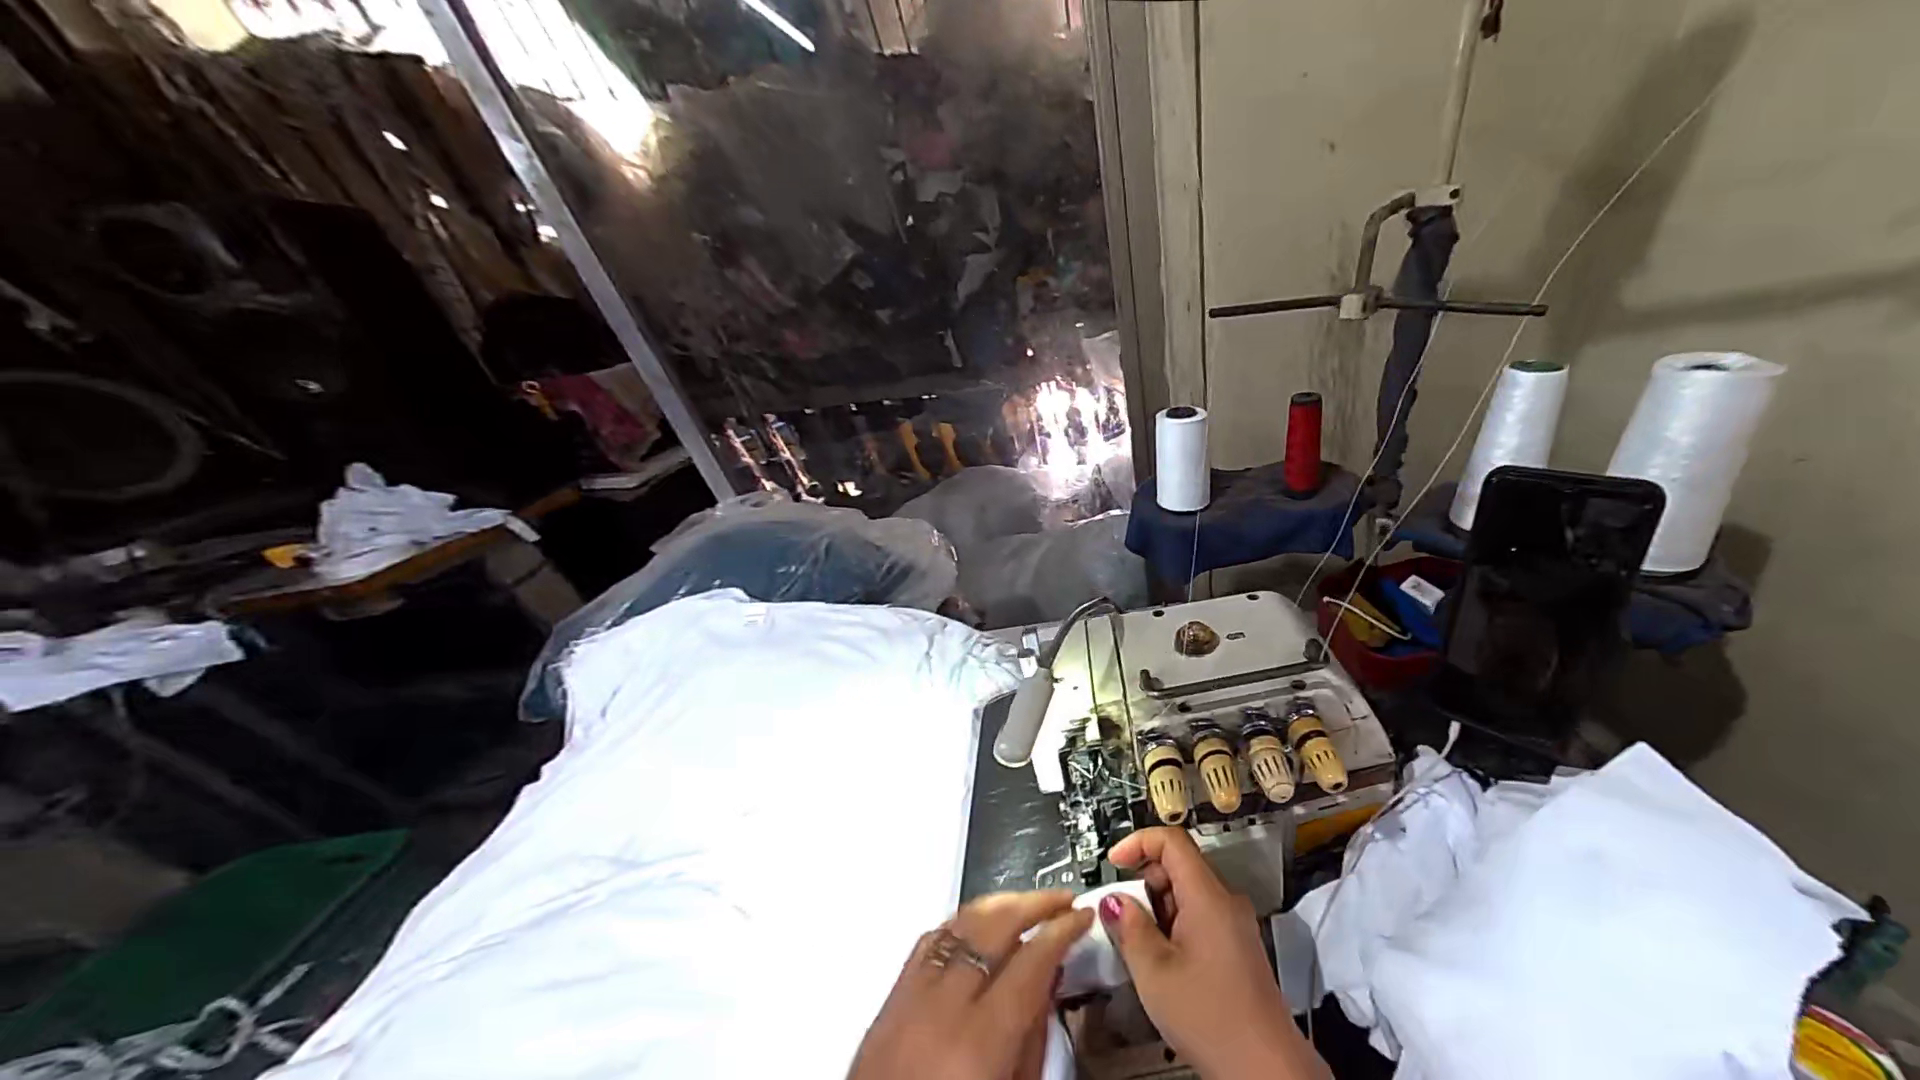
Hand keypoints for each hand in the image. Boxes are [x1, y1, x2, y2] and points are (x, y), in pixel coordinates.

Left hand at [849, 891, 1093, 1079]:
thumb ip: (1031, 1040)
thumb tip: (1047, 982)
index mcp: (980, 1040)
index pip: (1030, 962)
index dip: (1061, 931)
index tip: (1081, 915)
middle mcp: (943, 1004)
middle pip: (993, 926)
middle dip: (1033, 903)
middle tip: (1062, 899)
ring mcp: (912, 993)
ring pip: (960, 922)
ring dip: (999, 905)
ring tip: (1028, 903)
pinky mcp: (892, 994)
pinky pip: (932, 938)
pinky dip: (962, 923)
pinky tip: (981, 924)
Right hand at [1102, 828, 1329, 1079]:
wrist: (1267, 1072)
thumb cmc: (1210, 1018)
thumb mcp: (1154, 971)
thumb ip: (1128, 927)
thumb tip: (1113, 901)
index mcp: (1208, 896)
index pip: (1171, 840)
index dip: (1137, 842)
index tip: (1113, 862)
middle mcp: (1225, 902)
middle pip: (1178, 866)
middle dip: (1143, 882)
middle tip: (1122, 916)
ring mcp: (1234, 925)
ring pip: (1186, 894)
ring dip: (1156, 908)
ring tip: (1141, 947)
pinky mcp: (1236, 948)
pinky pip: (1198, 917)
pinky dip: (1173, 926)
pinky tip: (1163, 963)